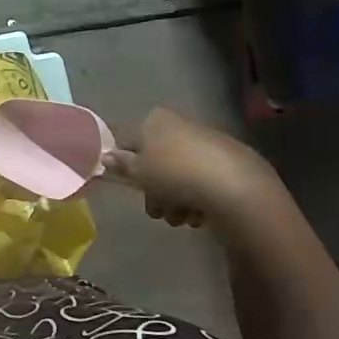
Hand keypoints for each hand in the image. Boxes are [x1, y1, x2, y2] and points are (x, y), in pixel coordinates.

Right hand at [105, 108, 279, 228]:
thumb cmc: (173, 174)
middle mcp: (182, 126)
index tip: (133, 186)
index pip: (132, 142)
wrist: (233, 187)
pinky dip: (197, 199)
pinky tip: (200, 214)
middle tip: (158, 209)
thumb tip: (106, 156)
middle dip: (156, 192)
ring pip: (179, 176)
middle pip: (157, 163)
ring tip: (181, 216)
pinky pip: (202, 182)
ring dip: (175, 201)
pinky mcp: (229, 163)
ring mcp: (207, 144)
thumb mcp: (138, 171)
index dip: (129, 166)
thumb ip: (121, 164)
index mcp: (157, 121)